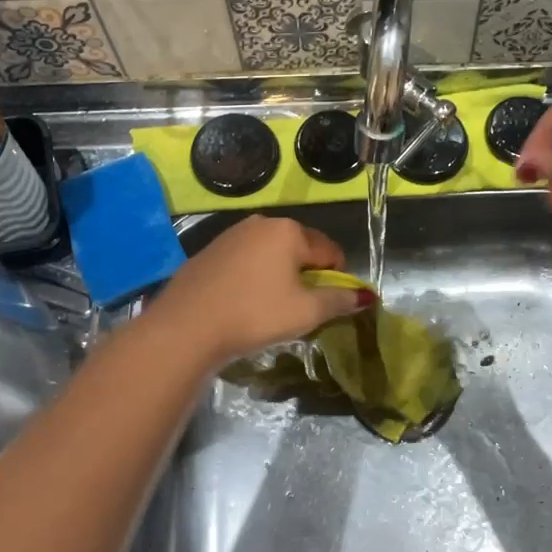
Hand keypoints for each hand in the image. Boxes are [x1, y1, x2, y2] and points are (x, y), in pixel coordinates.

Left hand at [141, 215, 371, 365]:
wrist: (186, 327)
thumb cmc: (254, 314)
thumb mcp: (305, 313)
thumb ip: (339, 301)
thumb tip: (366, 297)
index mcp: (289, 231)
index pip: (330, 252)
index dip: (337, 279)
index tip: (329, 305)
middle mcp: (261, 223)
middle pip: (300, 249)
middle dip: (307, 275)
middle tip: (302, 308)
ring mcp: (231, 235)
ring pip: (271, 255)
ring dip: (279, 276)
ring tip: (272, 308)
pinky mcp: (209, 252)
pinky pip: (245, 262)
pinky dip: (253, 278)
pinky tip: (244, 304)